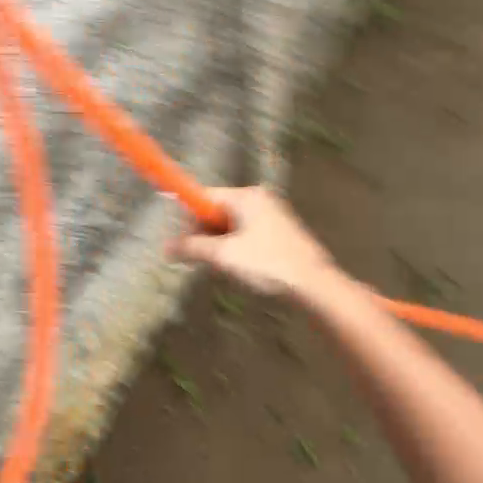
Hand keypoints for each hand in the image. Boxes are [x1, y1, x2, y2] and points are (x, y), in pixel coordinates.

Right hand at [168, 186, 351, 306]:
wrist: (315, 286)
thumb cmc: (267, 264)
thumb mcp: (223, 256)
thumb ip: (192, 247)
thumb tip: (166, 247)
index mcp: (245, 196)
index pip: (204, 196)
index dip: (188, 217)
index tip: (182, 241)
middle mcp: (259, 199)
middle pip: (217, 210)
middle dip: (205, 234)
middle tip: (204, 259)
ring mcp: (272, 214)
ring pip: (231, 225)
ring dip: (221, 244)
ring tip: (224, 267)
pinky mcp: (280, 231)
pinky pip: (246, 233)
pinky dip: (237, 247)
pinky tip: (241, 268)